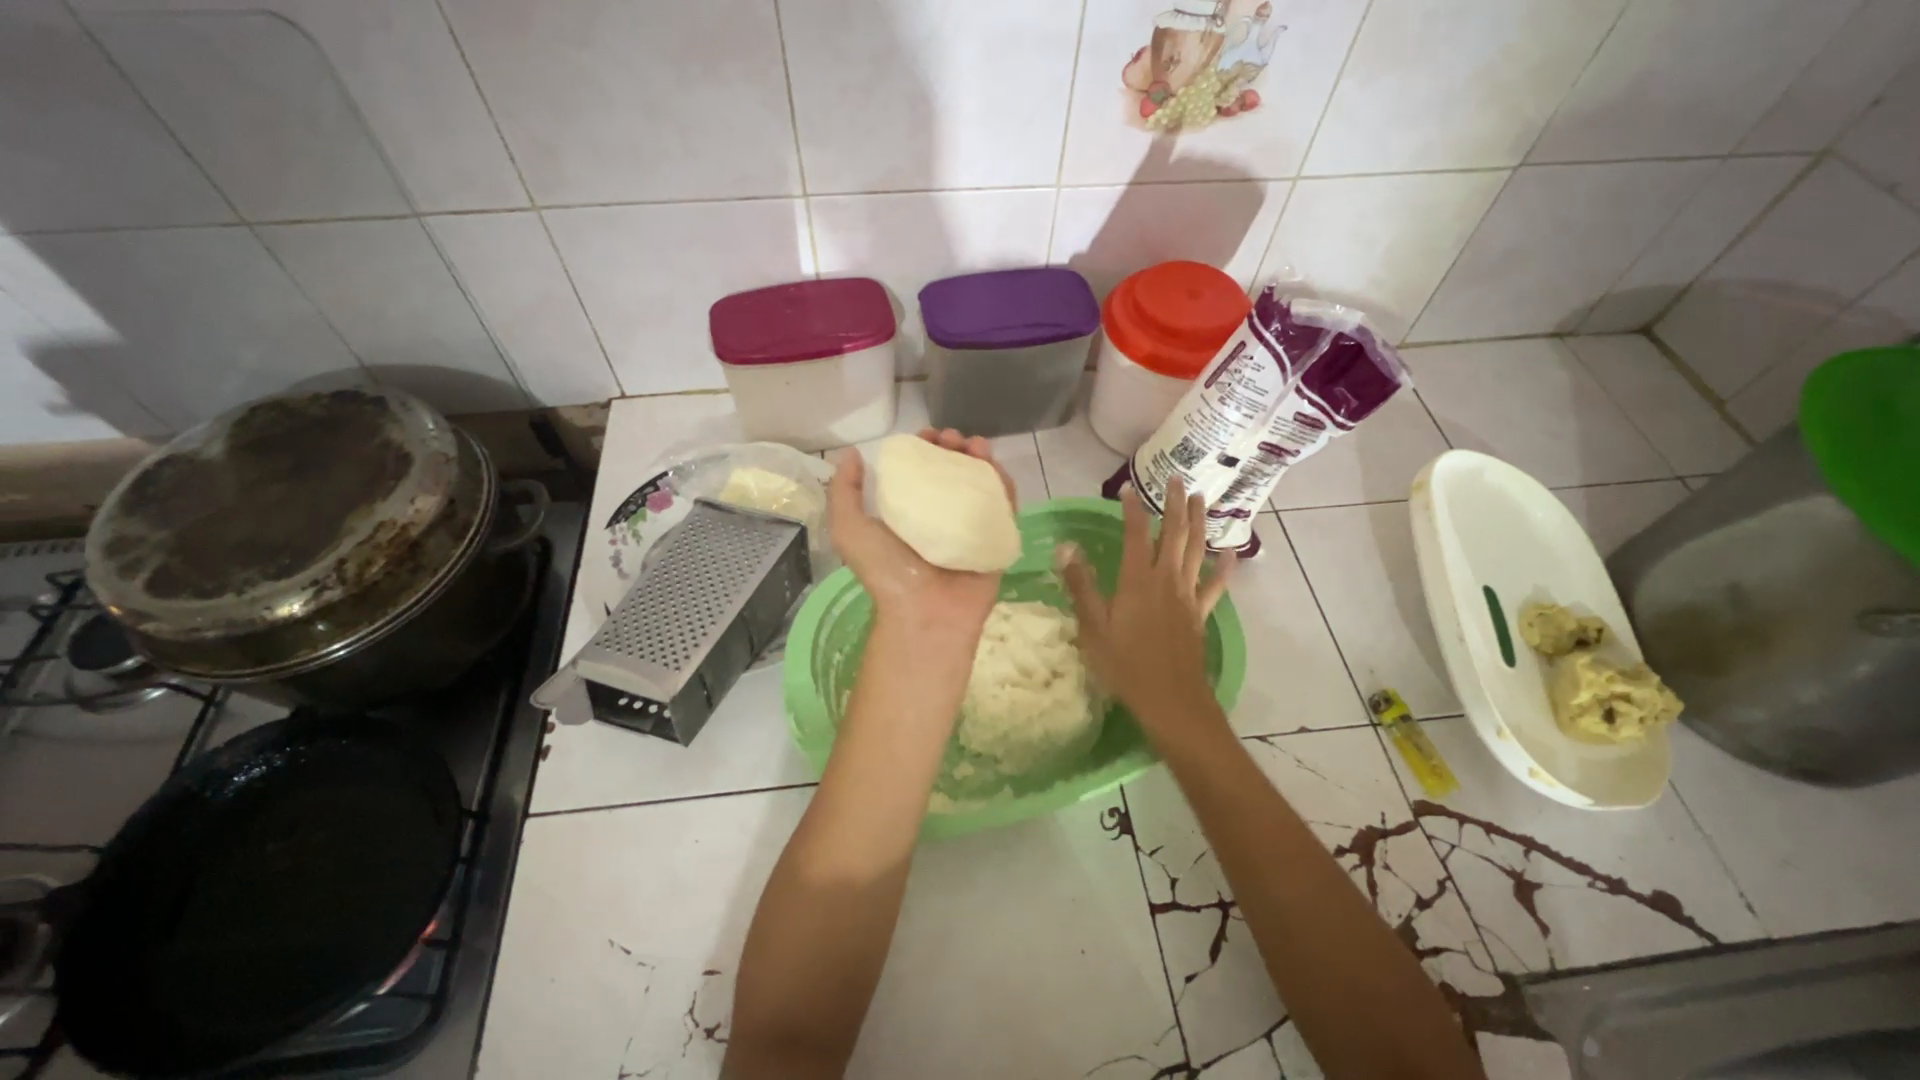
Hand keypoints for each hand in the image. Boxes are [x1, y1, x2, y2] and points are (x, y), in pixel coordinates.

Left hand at [828, 428, 1014, 635]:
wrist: (925, 615)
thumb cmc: (886, 572)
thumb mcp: (850, 529)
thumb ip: (845, 491)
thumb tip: (853, 454)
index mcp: (909, 515)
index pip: (921, 472)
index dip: (925, 449)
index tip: (928, 435)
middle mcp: (941, 519)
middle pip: (954, 473)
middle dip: (955, 449)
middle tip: (954, 440)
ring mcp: (971, 530)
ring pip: (982, 485)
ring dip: (981, 459)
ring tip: (976, 446)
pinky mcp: (997, 542)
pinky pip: (1005, 508)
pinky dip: (1005, 484)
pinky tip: (997, 467)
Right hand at [1061, 476, 1231, 737]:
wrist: (1170, 699)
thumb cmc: (1125, 665)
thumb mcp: (1093, 627)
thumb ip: (1081, 585)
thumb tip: (1066, 548)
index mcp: (1137, 580)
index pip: (1136, 533)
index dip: (1132, 509)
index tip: (1127, 488)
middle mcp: (1166, 580)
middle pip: (1175, 533)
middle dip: (1175, 503)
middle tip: (1177, 479)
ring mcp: (1187, 596)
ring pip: (1197, 550)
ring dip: (1199, 522)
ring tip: (1201, 498)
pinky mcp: (1199, 614)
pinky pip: (1216, 585)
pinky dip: (1224, 567)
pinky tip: (1231, 553)